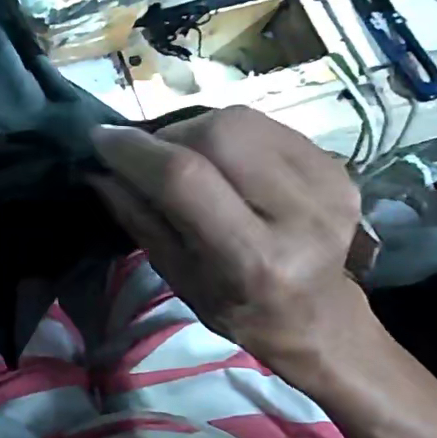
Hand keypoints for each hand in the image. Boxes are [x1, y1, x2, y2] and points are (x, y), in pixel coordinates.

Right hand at [87, 107, 365, 371]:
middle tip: (150, 157)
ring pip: (239, 121)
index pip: (185, 179)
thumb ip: (139, 218)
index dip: (136, 151)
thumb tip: (99, 169)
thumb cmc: (237, 308)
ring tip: (186, 158)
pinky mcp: (337, 165)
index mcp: (256, 259)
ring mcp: (327, 184)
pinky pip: (264, 124)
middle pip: (217, 135)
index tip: (101, 139)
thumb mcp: (177, 275)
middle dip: (168, 136)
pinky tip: (223, 160)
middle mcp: (300, 215)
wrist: (319, 317)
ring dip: (195, 130)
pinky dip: (227, 134)